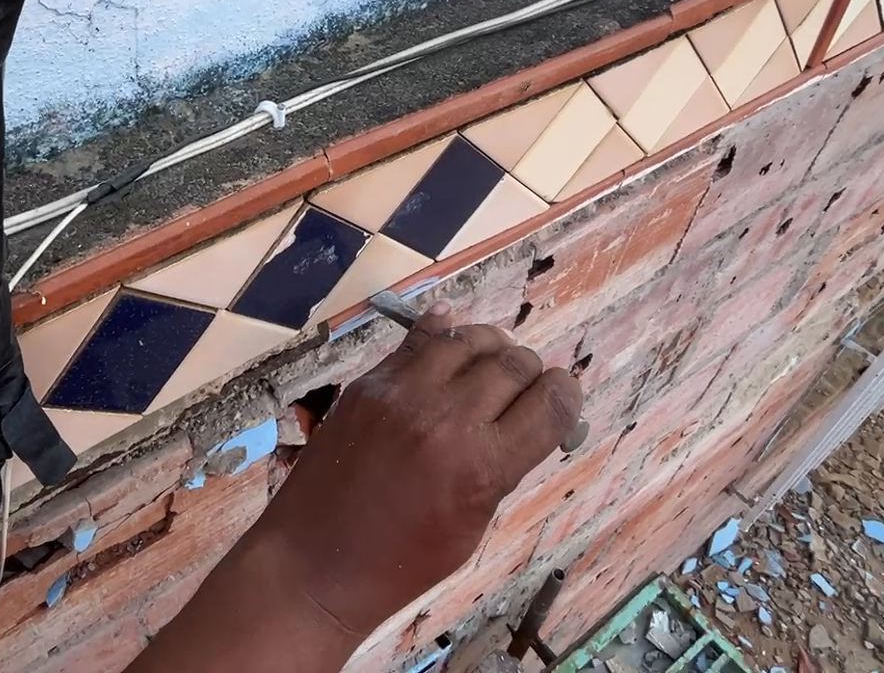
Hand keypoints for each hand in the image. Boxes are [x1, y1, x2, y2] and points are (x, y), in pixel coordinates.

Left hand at [253, 304, 584, 635]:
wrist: (317, 556)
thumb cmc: (402, 558)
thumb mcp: (473, 523)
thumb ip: (502, 464)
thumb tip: (527, 421)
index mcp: (482, 466)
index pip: (549, 406)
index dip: (566, 394)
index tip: (565, 393)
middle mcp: (446, 418)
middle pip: (512, 365)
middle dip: (530, 371)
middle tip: (527, 382)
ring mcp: (402, 393)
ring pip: (466, 340)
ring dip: (490, 345)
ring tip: (493, 357)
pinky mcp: (370, 382)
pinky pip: (414, 339)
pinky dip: (440, 330)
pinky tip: (451, 326)